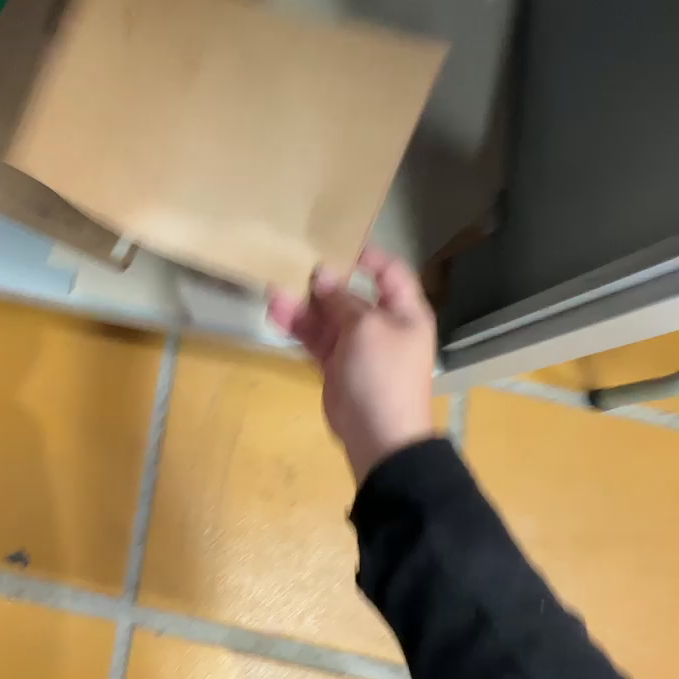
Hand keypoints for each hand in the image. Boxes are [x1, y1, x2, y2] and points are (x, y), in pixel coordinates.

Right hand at [267, 246, 437, 479]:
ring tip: (273, 289)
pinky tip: (275, 312)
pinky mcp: (333, 363)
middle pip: (349, 293)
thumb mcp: (366, 328)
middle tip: (293, 264)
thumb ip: (342, 300)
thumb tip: (323, 274)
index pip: (390, 272)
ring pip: (325, 316)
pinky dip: (296, 325)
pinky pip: (313, 337)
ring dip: (301, 303)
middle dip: (322, 281)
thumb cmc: (383, 374)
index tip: (336, 243)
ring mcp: (354, 345)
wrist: (380, 434)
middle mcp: (380, 324)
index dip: (367, 256)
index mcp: (404, 311)